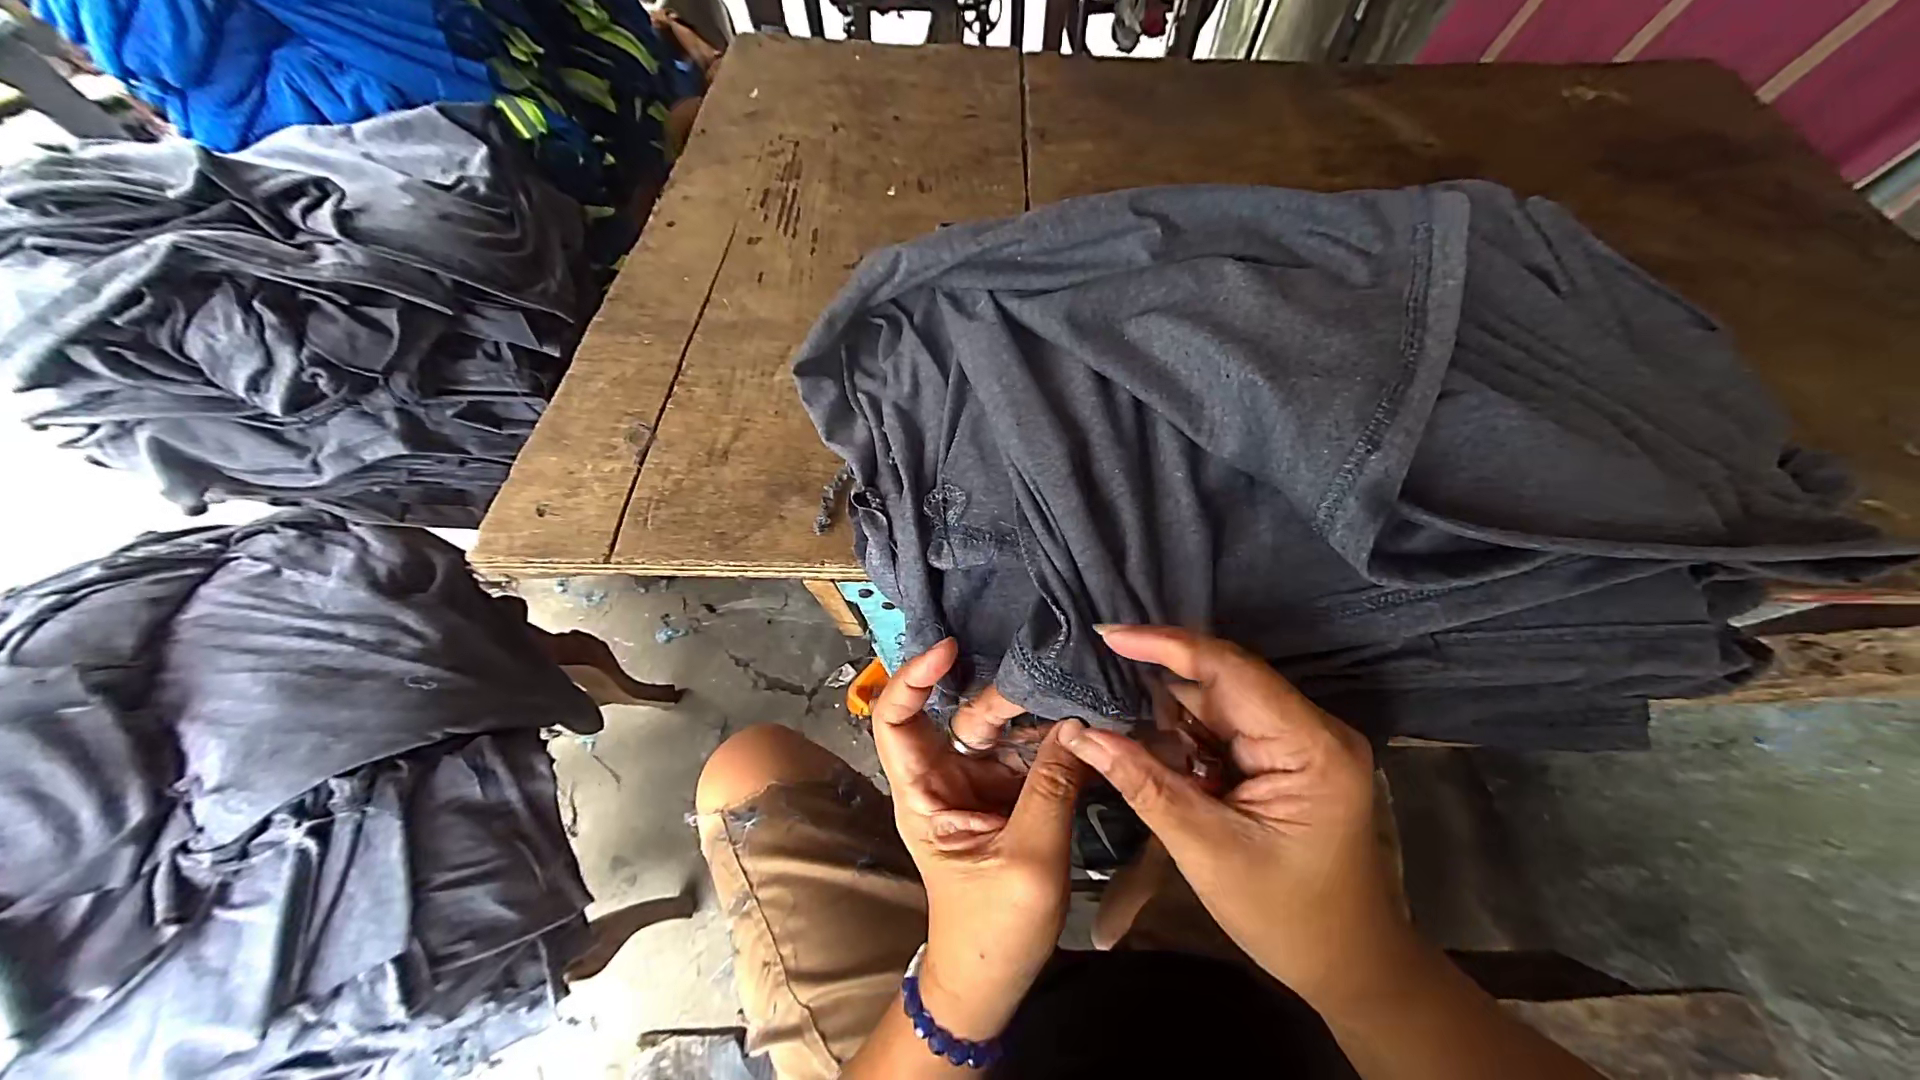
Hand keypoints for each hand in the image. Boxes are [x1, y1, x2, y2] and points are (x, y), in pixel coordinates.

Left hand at [871, 639, 1088, 1038]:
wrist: (993, 978)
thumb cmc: (991, 929)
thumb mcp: (1027, 860)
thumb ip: (1052, 789)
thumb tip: (1077, 726)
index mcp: (922, 792)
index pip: (896, 719)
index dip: (913, 678)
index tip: (950, 650)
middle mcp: (944, 777)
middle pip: (962, 716)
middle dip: (1003, 698)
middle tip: (1052, 684)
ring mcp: (978, 783)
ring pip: (1001, 730)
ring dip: (1037, 716)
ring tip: (1081, 699)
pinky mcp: (1008, 793)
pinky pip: (1029, 753)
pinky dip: (1056, 741)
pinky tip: (1088, 727)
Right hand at [1056, 625, 1415, 1008]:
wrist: (1348, 965)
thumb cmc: (1287, 917)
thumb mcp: (1206, 849)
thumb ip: (1143, 783)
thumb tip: (1082, 735)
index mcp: (1309, 746)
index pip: (1231, 669)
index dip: (1166, 645)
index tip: (1109, 636)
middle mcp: (1308, 728)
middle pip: (1220, 681)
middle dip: (1156, 680)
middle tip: (1094, 676)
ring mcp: (1297, 740)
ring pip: (1215, 701)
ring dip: (1164, 710)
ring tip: (1109, 709)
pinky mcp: (1281, 754)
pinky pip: (1220, 725)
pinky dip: (1180, 733)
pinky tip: (1145, 741)